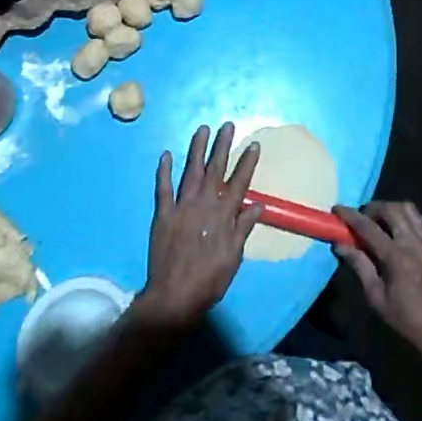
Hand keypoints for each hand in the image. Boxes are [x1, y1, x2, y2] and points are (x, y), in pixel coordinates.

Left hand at [133, 122, 261, 328]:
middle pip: (215, 169)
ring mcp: (182, 206)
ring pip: (191, 171)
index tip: (254, 144)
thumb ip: (243, 228)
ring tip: (203, 129)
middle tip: (227, 125)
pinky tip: (167, 154)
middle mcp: (204, 204)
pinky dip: (165, 170)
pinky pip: (163, 187)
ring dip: (197, 149)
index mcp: (224, 215)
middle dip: (222, 146)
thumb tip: (258, 205)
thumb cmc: (210, 279)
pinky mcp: (163, 213)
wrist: (176, 295)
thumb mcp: (234, 256)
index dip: (247, 163)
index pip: (239, 183)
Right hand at [334, 201, 421, 361]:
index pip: (368, 227)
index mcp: (397, 257)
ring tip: (382, 222)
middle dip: (372, 208)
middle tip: (363, 219)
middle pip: (391, 209)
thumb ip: (359, 265)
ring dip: (392, 210)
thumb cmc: (404, 317)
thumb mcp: (375, 296)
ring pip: (409, 209)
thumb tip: (340, 244)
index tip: (337, 209)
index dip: (350, 215)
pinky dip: (411, 218)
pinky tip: (403, 230)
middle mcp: (415, 244)